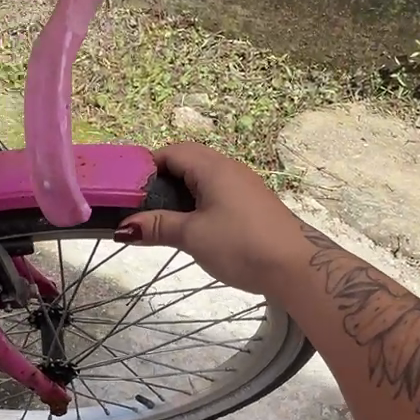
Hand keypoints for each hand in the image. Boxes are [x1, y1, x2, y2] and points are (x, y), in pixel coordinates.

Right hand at [119, 143, 299, 292]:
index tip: (128, 190)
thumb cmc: (241, 245)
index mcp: (213, 168)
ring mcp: (242, 187)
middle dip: (159, 180)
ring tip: (159, 219)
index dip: (146, 167)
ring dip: (177, 194)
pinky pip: (214, 193)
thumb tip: (123, 228)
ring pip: (201, 179)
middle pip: (186, 162)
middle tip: (139, 206)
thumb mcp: (192, 236)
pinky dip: (195, 204)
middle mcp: (228, 169)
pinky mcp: (250, 205)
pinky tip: (188, 227)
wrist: (296, 268)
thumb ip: (156, 227)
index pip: (172, 152)